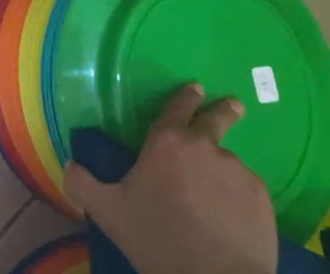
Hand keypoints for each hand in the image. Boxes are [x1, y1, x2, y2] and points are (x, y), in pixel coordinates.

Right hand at [64, 83, 276, 273]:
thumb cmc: (158, 242)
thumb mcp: (109, 213)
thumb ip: (82, 183)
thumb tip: (69, 163)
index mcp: (167, 143)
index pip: (177, 107)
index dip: (186, 96)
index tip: (196, 87)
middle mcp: (204, 146)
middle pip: (216, 120)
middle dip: (224, 110)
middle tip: (233, 105)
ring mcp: (237, 170)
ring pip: (227, 164)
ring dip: (220, 172)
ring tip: (214, 201)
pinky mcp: (261, 197)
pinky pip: (246, 190)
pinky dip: (238, 198)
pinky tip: (231, 219)